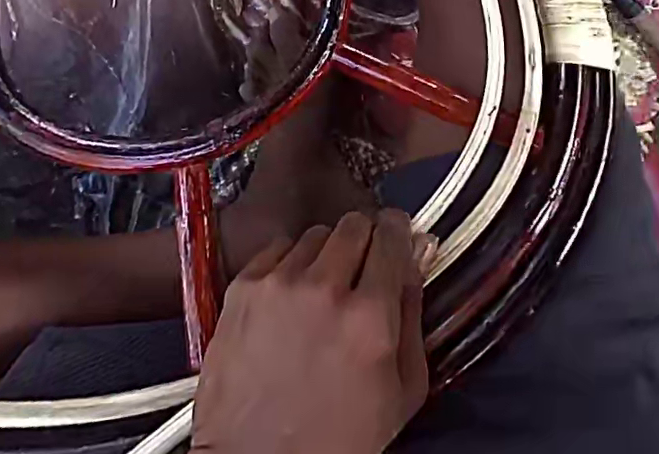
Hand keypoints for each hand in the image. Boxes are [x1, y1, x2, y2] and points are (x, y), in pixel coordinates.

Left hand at [191, 210, 428, 453]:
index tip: (397, 229)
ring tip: (324, 288)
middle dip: (365, 236)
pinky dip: (291, 262)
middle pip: (353, 224)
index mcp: (370, 319)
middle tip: (364, 259)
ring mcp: (279, 282)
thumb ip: (412, 318)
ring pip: (316, 234)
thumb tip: (413, 261)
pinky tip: (292, 295)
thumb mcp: (401, 393)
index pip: (391, 238)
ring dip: (327, 252)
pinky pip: (279, 247)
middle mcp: (324, 288)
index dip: (398, 230)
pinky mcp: (244, 284)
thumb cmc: (338, 437)